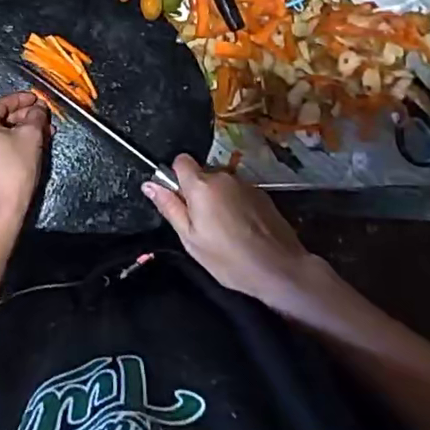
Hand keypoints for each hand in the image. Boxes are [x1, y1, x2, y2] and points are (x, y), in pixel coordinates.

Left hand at [0, 92, 50, 226]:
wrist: (6, 207)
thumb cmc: (16, 167)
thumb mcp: (31, 135)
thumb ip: (36, 115)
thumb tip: (39, 108)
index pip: (2, 104)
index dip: (23, 99)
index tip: (38, 98)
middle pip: (2, 118)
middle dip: (26, 117)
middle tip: (44, 116)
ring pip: (3, 132)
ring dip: (24, 129)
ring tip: (45, 131)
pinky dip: (15, 141)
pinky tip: (33, 142)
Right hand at [143, 154, 320, 304]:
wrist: (280, 268)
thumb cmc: (229, 259)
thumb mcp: (191, 239)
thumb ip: (169, 207)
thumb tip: (149, 185)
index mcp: (201, 185)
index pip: (180, 161)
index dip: (176, 178)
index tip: (181, 200)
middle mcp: (222, 176)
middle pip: (202, 175)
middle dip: (198, 193)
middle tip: (203, 225)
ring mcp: (244, 183)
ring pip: (221, 185)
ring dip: (218, 200)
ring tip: (226, 232)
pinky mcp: (262, 193)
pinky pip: (238, 193)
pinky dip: (236, 205)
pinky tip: (243, 230)